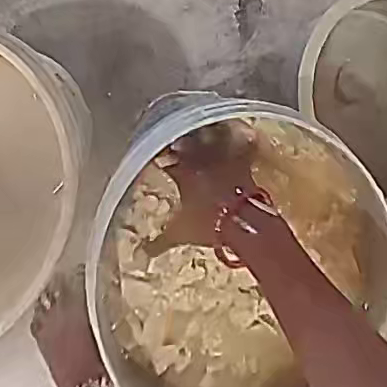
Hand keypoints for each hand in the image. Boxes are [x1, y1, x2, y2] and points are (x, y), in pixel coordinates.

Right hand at [151, 120, 258, 251]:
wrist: (243, 219)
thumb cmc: (208, 223)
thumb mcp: (180, 234)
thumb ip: (159, 242)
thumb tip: (141, 253)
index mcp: (181, 170)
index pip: (165, 157)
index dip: (163, 158)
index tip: (160, 161)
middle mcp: (200, 155)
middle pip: (188, 139)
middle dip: (184, 141)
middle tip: (182, 146)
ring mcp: (223, 153)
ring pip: (213, 133)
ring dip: (211, 134)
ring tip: (209, 137)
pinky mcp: (244, 156)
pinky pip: (243, 140)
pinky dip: (243, 138)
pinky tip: (243, 135)